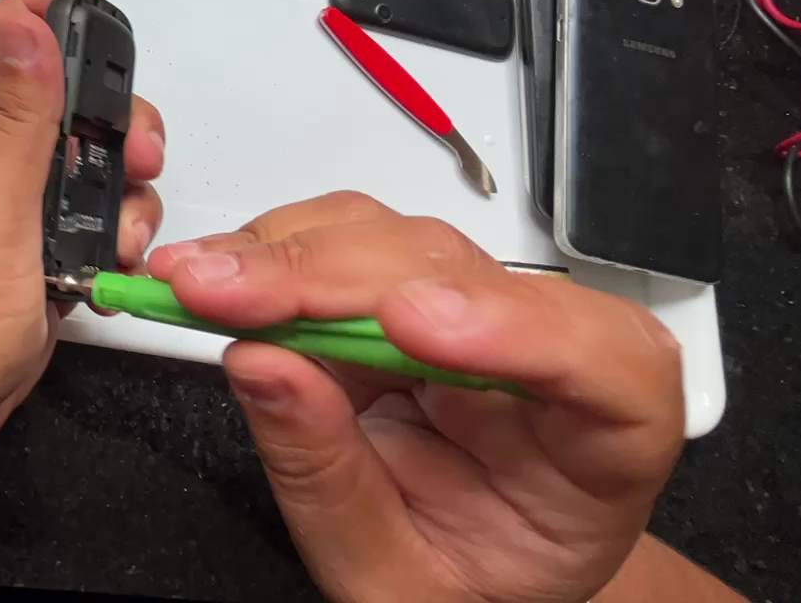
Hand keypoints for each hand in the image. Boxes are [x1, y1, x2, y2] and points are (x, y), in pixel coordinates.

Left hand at [0, 0, 165, 474]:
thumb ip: (13, 120)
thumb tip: (29, 30)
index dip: (37, 8)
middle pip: (60, 100)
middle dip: (112, 110)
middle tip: (141, 143)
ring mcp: (15, 209)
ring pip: (85, 162)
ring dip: (124, 181)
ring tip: (132, 222)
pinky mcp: (36, 252)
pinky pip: (89, 220)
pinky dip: (117, 230)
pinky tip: (120, 261)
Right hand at [149, 192, 684, 602]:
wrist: (439, 560)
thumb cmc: (442, 573)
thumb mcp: (387, 573)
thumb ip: (329, 478)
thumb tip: (260, 362)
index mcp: (588, 447)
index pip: (604, 362)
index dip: (515, 325)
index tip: (408, 322)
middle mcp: (526, 351)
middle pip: (450, 269)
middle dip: (321, 273)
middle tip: (219, 290)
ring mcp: (450, 301)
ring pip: (378, 232)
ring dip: (277, 250)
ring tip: (196, 281)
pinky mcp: (382, 280)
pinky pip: (327, 234)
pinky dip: (258, 246)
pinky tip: (208, 266)